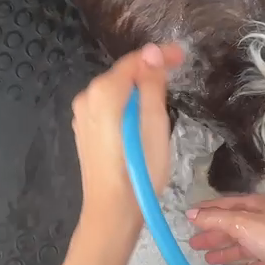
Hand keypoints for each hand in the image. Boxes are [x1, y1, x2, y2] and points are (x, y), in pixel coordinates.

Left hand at [71, 43, 183, 243]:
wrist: (112, 212)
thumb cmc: (140, 169)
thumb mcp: (155, 123)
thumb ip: (152, 83)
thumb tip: (152, 51)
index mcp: (104, 91)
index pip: (135, 61)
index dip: (161, 56)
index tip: (182, 56)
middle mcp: (87, 97)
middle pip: (123, 75)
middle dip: (149, 73)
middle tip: (175, 79)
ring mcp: (82, 115)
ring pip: (116, 91)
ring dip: (138, 91)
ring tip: (160, 104)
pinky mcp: (83, 131)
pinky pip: (108, 108)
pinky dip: (125, 107)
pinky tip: (139, 124)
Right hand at [187, 194, 264, 264]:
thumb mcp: (242, 224)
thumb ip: (215, 219)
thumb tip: (191, 213)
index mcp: (255, 207)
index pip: (225, 205)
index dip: (206, 211)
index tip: (188, 218)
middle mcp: (263, 221)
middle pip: (232, 226)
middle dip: (213, 234)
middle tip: (193, 244)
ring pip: (243, 245)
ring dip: (225, 252)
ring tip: (208, 260)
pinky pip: (256, 264)